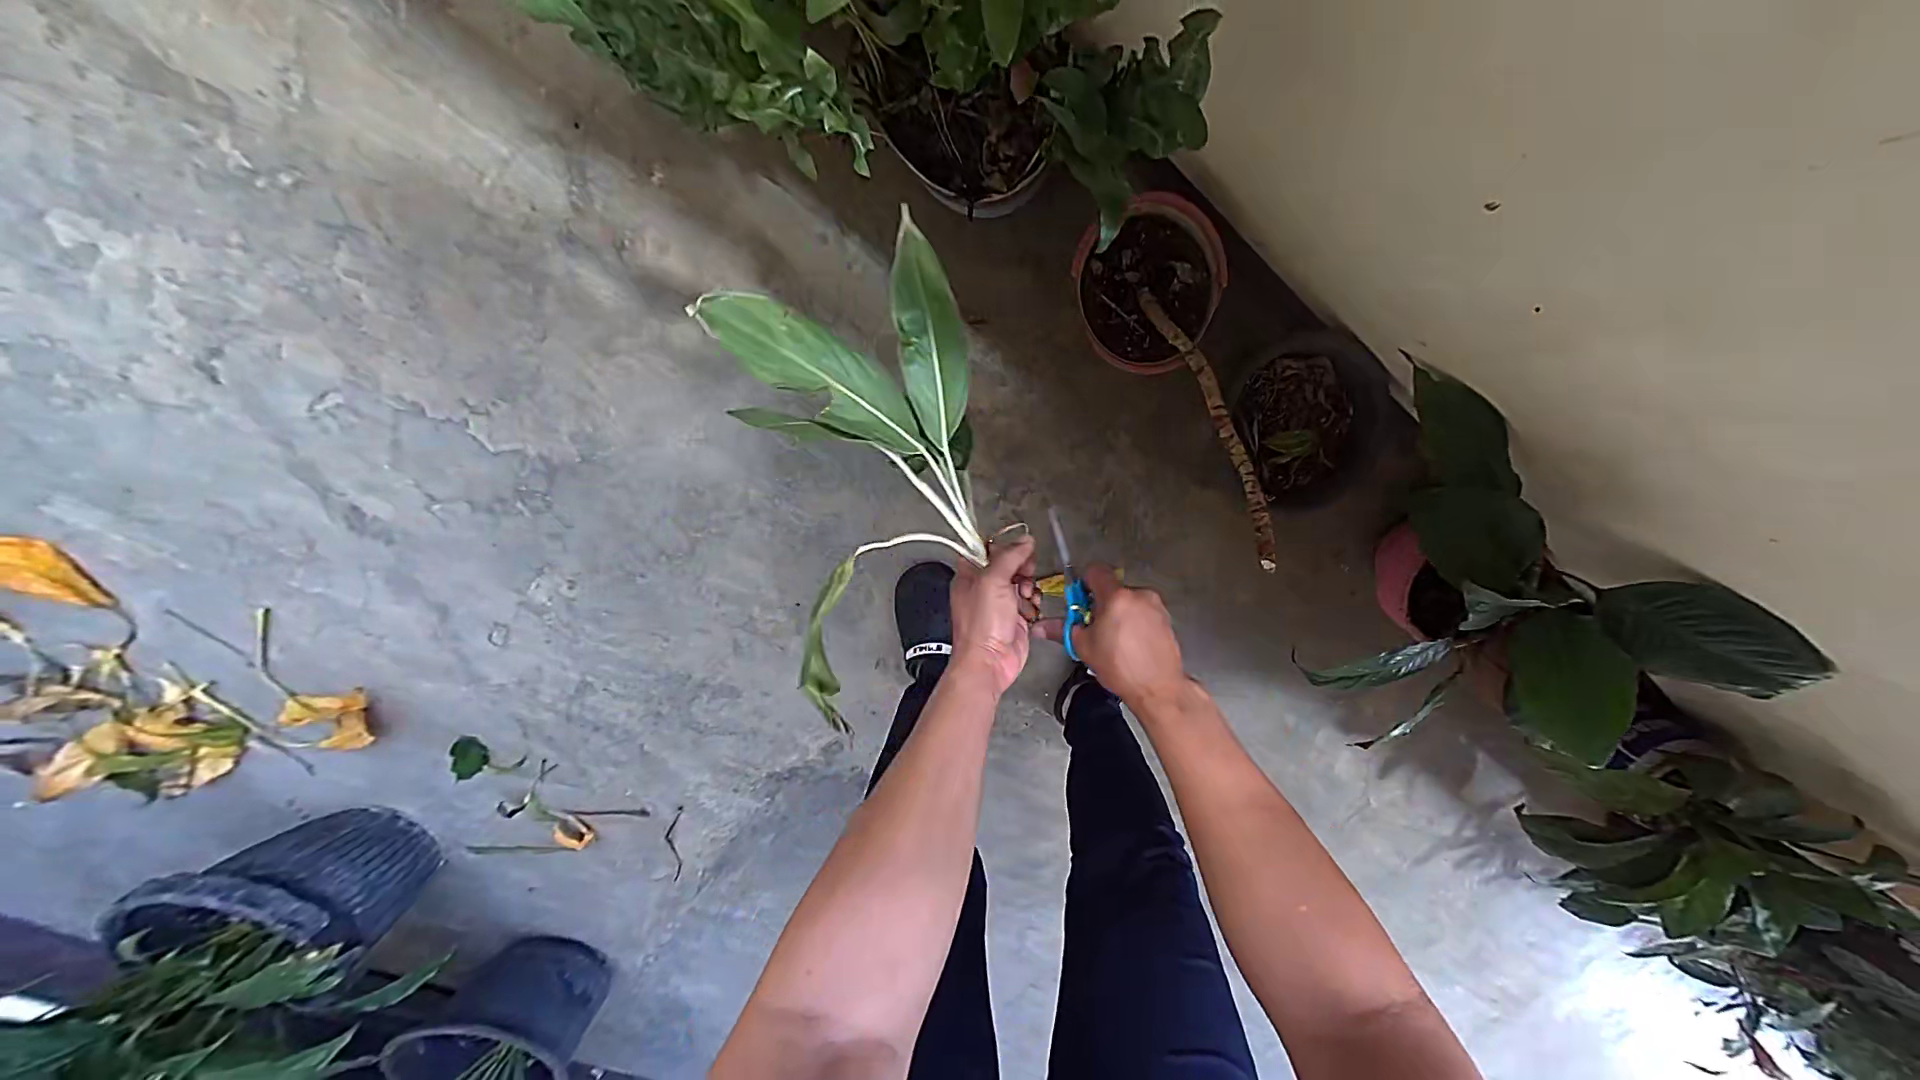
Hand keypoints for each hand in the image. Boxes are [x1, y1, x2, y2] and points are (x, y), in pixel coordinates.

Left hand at [951, 535, 1039, 694]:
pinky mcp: (1015, 618)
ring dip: (1029, 587)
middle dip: (1022, 569)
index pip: (987, 549)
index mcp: (970, 575)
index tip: (1016, 549)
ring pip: (1023, 582)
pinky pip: (1030, 602)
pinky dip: (1033, 604)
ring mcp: (1000, 603)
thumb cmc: (980, 626)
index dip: (1004, 547)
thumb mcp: (993, 580)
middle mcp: (984, 588)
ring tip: (1025, 596)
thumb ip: (1009, 556)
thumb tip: (1025, 540)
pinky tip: (1029, 610)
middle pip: (1010, 565)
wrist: (990, 661)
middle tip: (1024, 574)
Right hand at [1038, 564, 1189, 706]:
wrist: (1158, 688)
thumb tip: (1040, 627)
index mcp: (1115, 597)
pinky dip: (1135, 621)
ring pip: (1129, 601)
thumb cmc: (1119, 667)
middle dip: (1102, 603)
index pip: (1096, 571)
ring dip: (1119, 612)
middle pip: (1113, 589)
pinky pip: (1143, 611)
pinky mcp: (1166, 618)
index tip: (1082, 601)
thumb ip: (1062, 629)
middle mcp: (1138, 594)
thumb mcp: (1084, 647)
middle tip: (1096, 627)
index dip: (1085, 582)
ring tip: (1115, 639)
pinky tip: (1132, 643)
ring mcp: (1155, 605)